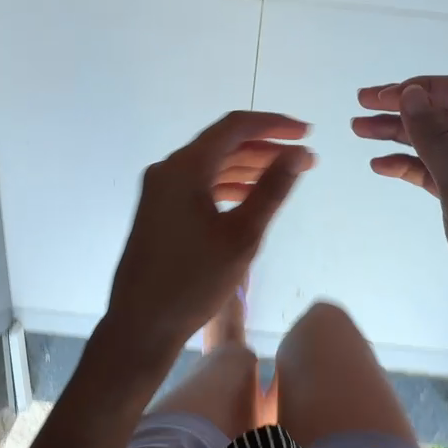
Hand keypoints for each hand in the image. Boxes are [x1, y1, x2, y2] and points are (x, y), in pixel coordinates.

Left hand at [103, 111, 313, 360]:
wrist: (141, 323)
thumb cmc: (194, 280)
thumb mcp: (242, 236)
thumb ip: (272, 189)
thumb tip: (299, 153)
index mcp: (184, 167)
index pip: (234, 127)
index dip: (273, 124)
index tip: (306, 133)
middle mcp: (167, 169)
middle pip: (222, 143)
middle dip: (264, 147)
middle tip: (304, 159)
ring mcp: (159, 190)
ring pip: (210, 164)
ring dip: (248, 166)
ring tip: (284, 176)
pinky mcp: (157, 209)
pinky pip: (197, 184)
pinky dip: (226, 184)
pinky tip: (250, 197)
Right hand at [354, 77, 447, 352]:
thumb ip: (436, 140)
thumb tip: (412, 94)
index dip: (424, 89)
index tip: (382, 97)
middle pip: (447, 116)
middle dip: (405, 108)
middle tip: (361, 107)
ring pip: (437, 143)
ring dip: (400, 135)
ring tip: (358, 131)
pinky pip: (434, 172)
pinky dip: (408, 165)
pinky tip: (380, 165)